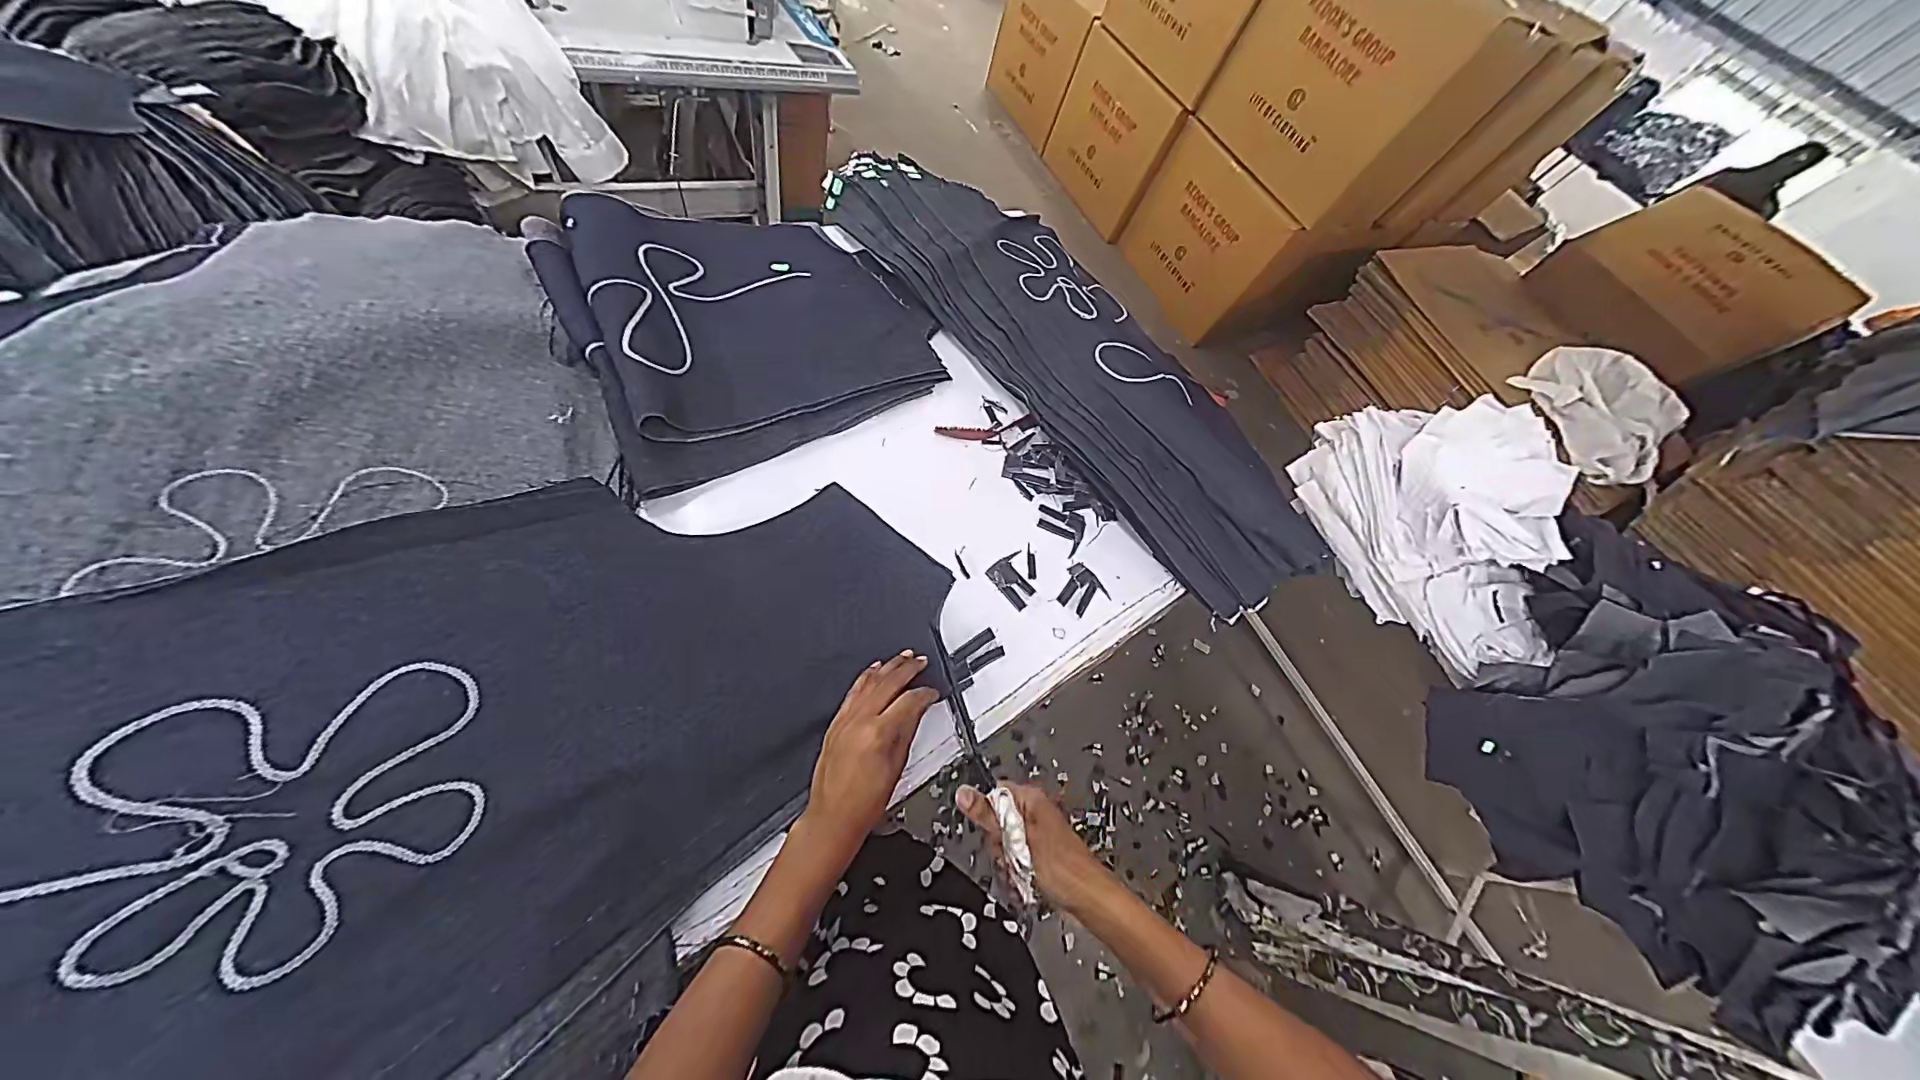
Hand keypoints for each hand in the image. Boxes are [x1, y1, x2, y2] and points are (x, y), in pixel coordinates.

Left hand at [800, 651, 939, 856]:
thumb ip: (907, 733)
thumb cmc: (863, 803)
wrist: (833, 816)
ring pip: (868, 683)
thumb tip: (916, 712)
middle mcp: (859, 722)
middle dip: (907, 669)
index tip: (932, 691)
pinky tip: (872, 671)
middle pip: (888, 684)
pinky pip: (852, 692)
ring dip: (887, 667)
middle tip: (920, 662)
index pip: (908, 701)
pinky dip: (865, 678)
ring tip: (901, 658)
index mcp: (878, 733)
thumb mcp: (896, 767)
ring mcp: (844, 721)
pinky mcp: (835, 724)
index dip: (924, 693)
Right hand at [956, 782, 1111, 914]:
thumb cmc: (1064, 868)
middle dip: (999, 846)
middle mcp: (1036, 814)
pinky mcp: (1040, 857)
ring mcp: (1038, 837)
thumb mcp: (1017, 839)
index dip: (989, 817)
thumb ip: (988, 815)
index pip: (993, 796)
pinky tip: (1026, 882)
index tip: (996, 833)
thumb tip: (964, 792)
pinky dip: (1017, 874)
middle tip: (1012, 856)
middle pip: (997, 824)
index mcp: (1031, 799)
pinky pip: (1016, 863)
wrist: (1088, 900)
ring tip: (1022, 872)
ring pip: (1005, 847)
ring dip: (1008, 865)